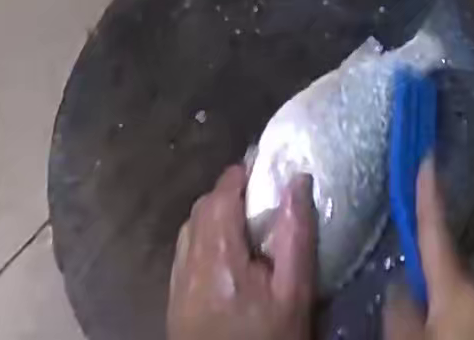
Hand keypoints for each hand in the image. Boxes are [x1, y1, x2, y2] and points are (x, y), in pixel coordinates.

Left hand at [168, 164, 315, 339]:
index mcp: (218, 254)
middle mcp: (189, 262)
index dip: (242, 173)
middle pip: (203, 207)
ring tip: (247, 224)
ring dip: (215, 215)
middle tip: (262, 197)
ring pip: (190, 228)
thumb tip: (298, 178)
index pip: (222, 192)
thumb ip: (296, 232)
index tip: (266, 168)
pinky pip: (185, 252)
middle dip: (229, 192)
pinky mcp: (174, 304)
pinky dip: (204, 238)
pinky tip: (227, 256)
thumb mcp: (294, 291)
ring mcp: (178, 284)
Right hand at [382, 160, 473, 339]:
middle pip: (447, 271)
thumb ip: (400, 310)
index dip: (427, 193)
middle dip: (428, 278)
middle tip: (407, 291)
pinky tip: (450, 334)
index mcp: (458, 286)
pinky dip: (461, 324)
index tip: (428, 156)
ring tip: (427, 323)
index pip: (435, 229)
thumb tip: (399, 284)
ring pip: (461, 298)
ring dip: (445, 307)